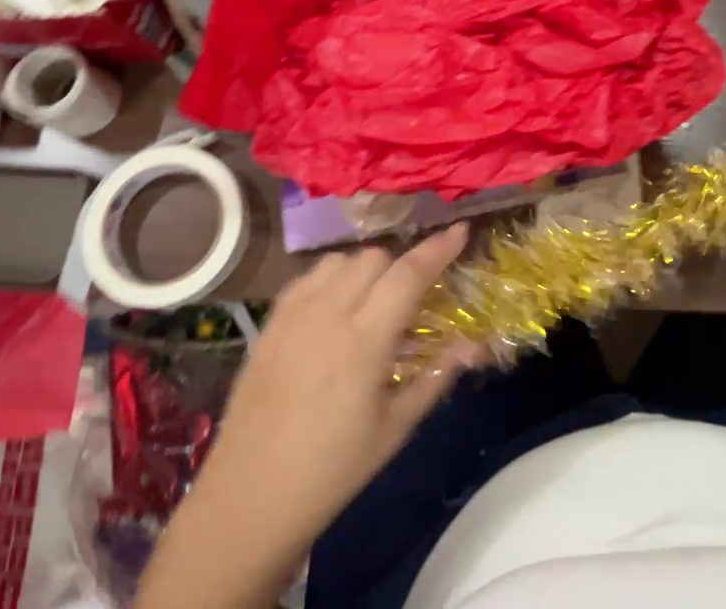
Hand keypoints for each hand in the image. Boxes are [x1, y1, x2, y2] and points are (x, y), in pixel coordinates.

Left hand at [137, 226, 482, 608]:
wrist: (252, 494)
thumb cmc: (334, 469)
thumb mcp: (395, 428)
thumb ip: (435, 377)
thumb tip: (473, 346)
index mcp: (363, 342)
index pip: (408, 275)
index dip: (437, 249)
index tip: (460, 231)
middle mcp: (326, 316)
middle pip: (373, 258)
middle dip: (400, 265)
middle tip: (412, 297)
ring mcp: (291, 317)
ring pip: (336, 261)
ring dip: (363, 269)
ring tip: (372, 301)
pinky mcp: (268, 326)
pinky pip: (305, 280)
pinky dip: (329, 280)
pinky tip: (334, 310)